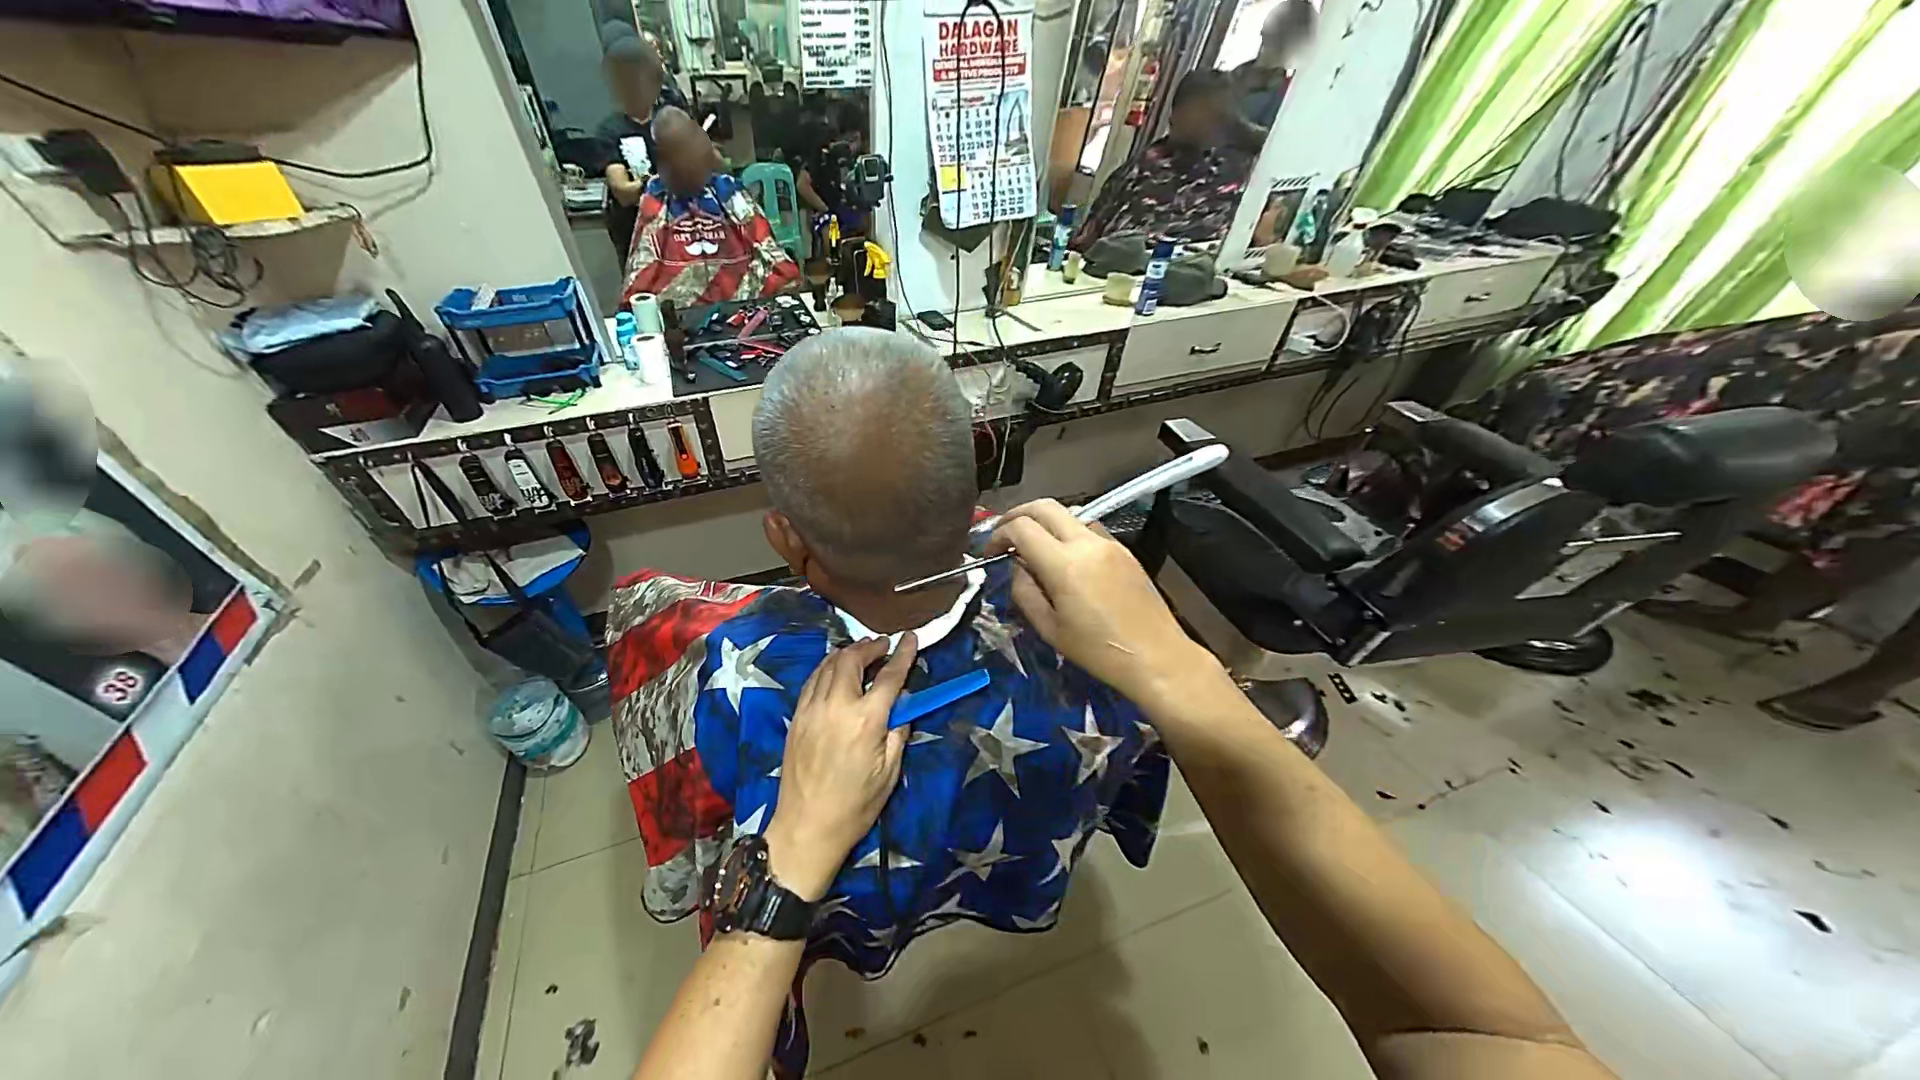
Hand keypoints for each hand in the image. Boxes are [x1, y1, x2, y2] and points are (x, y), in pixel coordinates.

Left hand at [763, 636, 915, 899]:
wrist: (806, 827)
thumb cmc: (855, 805)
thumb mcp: (890, 772)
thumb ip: (899, 731)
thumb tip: (903, 705)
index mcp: (866, 720)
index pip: (889, 675)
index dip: (903, 653)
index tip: (911, 637)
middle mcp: (837, 705)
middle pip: (852, 659)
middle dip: (870, 647)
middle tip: (884, 646)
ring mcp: (812, 708)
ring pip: (829, 664)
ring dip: (848, 653)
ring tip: (862, 652)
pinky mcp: (797, 716)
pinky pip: (813, 679)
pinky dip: (828, 667)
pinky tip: (836, 671)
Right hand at [988, 499, 1219, 710]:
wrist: (1157, 657)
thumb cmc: (1098, 651)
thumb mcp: (1049, 629)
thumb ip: (1025, 591)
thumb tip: (1016, 567)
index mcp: (1064, 564)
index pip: (1021, 528)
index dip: (998, 534)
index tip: (990, 551)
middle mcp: (1087, 543)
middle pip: (1044, 506)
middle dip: (1017, 515)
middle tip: (1004, 535)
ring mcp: (1109, 543)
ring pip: (1068, 514)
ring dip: (1045, 522)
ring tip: (1033, 547)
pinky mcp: (1124, 551)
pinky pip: (1088, 530)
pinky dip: (1067, 534)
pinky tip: (1065, 559)